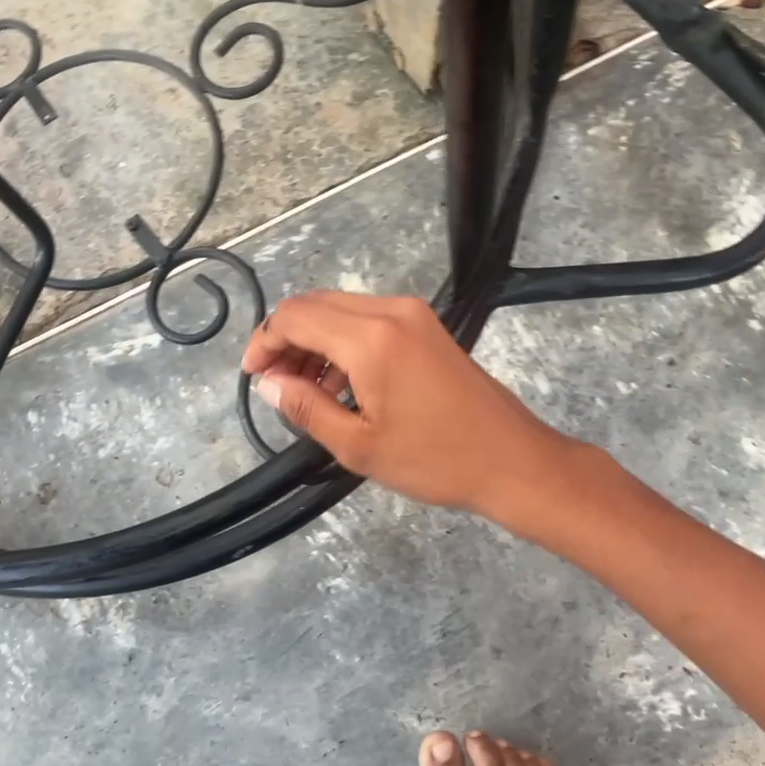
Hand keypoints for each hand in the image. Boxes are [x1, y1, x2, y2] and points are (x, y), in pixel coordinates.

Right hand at [240, 291, 582, 515]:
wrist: (511, 460)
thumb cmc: (434, 460)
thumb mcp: (358, 445)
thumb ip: (306, 407)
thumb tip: (269, 383)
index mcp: (370, 338)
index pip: (295, 316)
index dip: (264, 342)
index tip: (254, 377)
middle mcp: (391, 311)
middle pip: (316, 305)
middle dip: (286, 340)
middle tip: (275, 386)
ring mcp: (414, 316)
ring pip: (342, 311)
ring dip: (314, 343)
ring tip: (305, 392)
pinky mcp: (428, 328)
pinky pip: (369, 322)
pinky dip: (344, 344)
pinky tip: (340, 385)